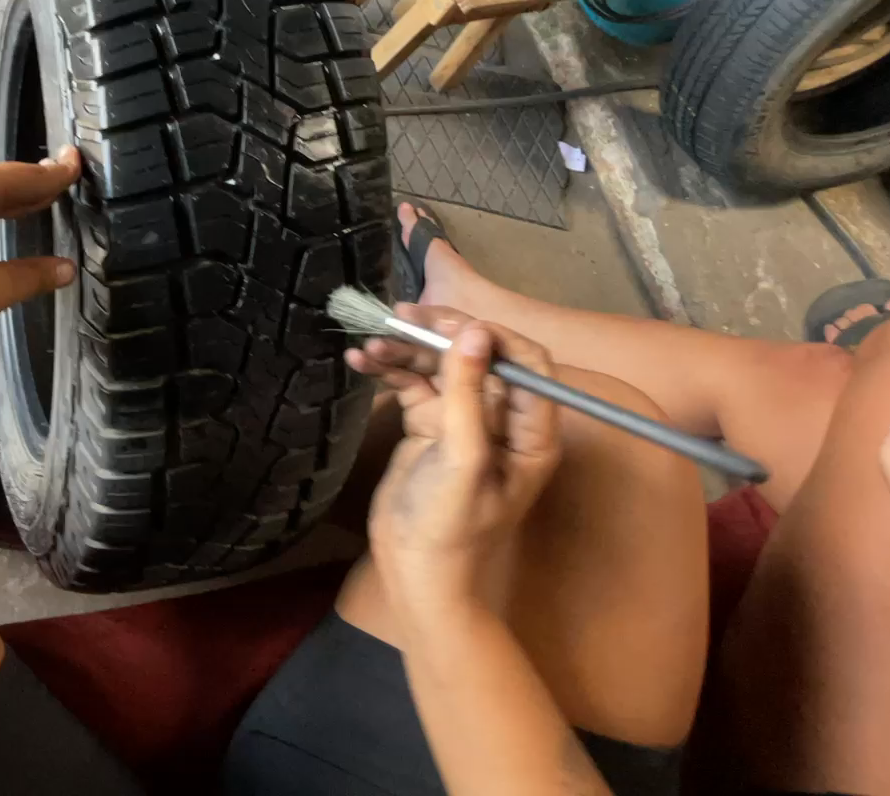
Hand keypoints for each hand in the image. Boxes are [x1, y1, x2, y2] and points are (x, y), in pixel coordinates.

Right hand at [346, 306, 560, 615]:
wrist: (416, 573)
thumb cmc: (452, 526)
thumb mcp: (462, 457)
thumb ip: (466, 392)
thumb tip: (474, 330)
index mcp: (529, 429)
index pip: (525, 362)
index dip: (491, 335)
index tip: (447, 322)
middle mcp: (498, 418)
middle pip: (475, 356)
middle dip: (439, 333)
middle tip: (399, 316)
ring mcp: (460, 420)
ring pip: (437, 366)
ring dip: (405, 351)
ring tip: (370, 344)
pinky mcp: (427, 426)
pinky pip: (411, 384)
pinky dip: (388, 371)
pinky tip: (360, 362)